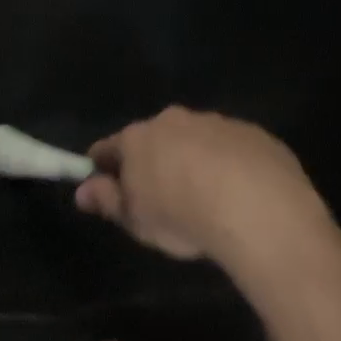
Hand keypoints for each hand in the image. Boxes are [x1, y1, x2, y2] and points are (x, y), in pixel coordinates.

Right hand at [74, 106, 336, 270]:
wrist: (256, 208)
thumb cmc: (181, 217)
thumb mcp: (136, 220)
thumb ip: (108, 201)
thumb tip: (83, 190)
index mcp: (138, 138)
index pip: (108, 148)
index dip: (102, 167)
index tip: (104, 185)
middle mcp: (176, 120)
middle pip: (154, 138)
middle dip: (152, 160)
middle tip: (159, 196)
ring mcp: (219, 123)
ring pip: (195, 140)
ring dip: (192, 160)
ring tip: (203, 196)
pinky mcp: (256, 134)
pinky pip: (231, 149)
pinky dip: (228, 165)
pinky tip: (236, 194)